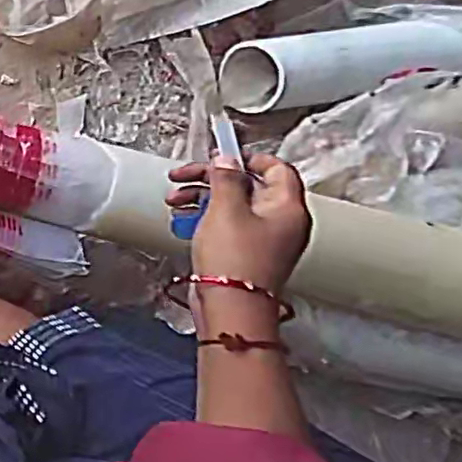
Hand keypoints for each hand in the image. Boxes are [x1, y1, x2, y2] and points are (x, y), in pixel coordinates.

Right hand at [165, 153, 310, 294]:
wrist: (230, 304)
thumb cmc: (233, 257)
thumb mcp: (225, 210)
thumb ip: (226, 179)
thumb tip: (227, 159)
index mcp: (286, 207)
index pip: (276, 168)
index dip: (247, 158)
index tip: (218, 157)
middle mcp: (281, 221)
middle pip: (248, 185)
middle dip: (211, 178)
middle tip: (182, 176)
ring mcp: (265, 237)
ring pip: (233, 204)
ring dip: (202, 197)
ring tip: (175, 200)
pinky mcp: (246, 251)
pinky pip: (228, 223)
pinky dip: (205, 216)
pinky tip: (183, 219)